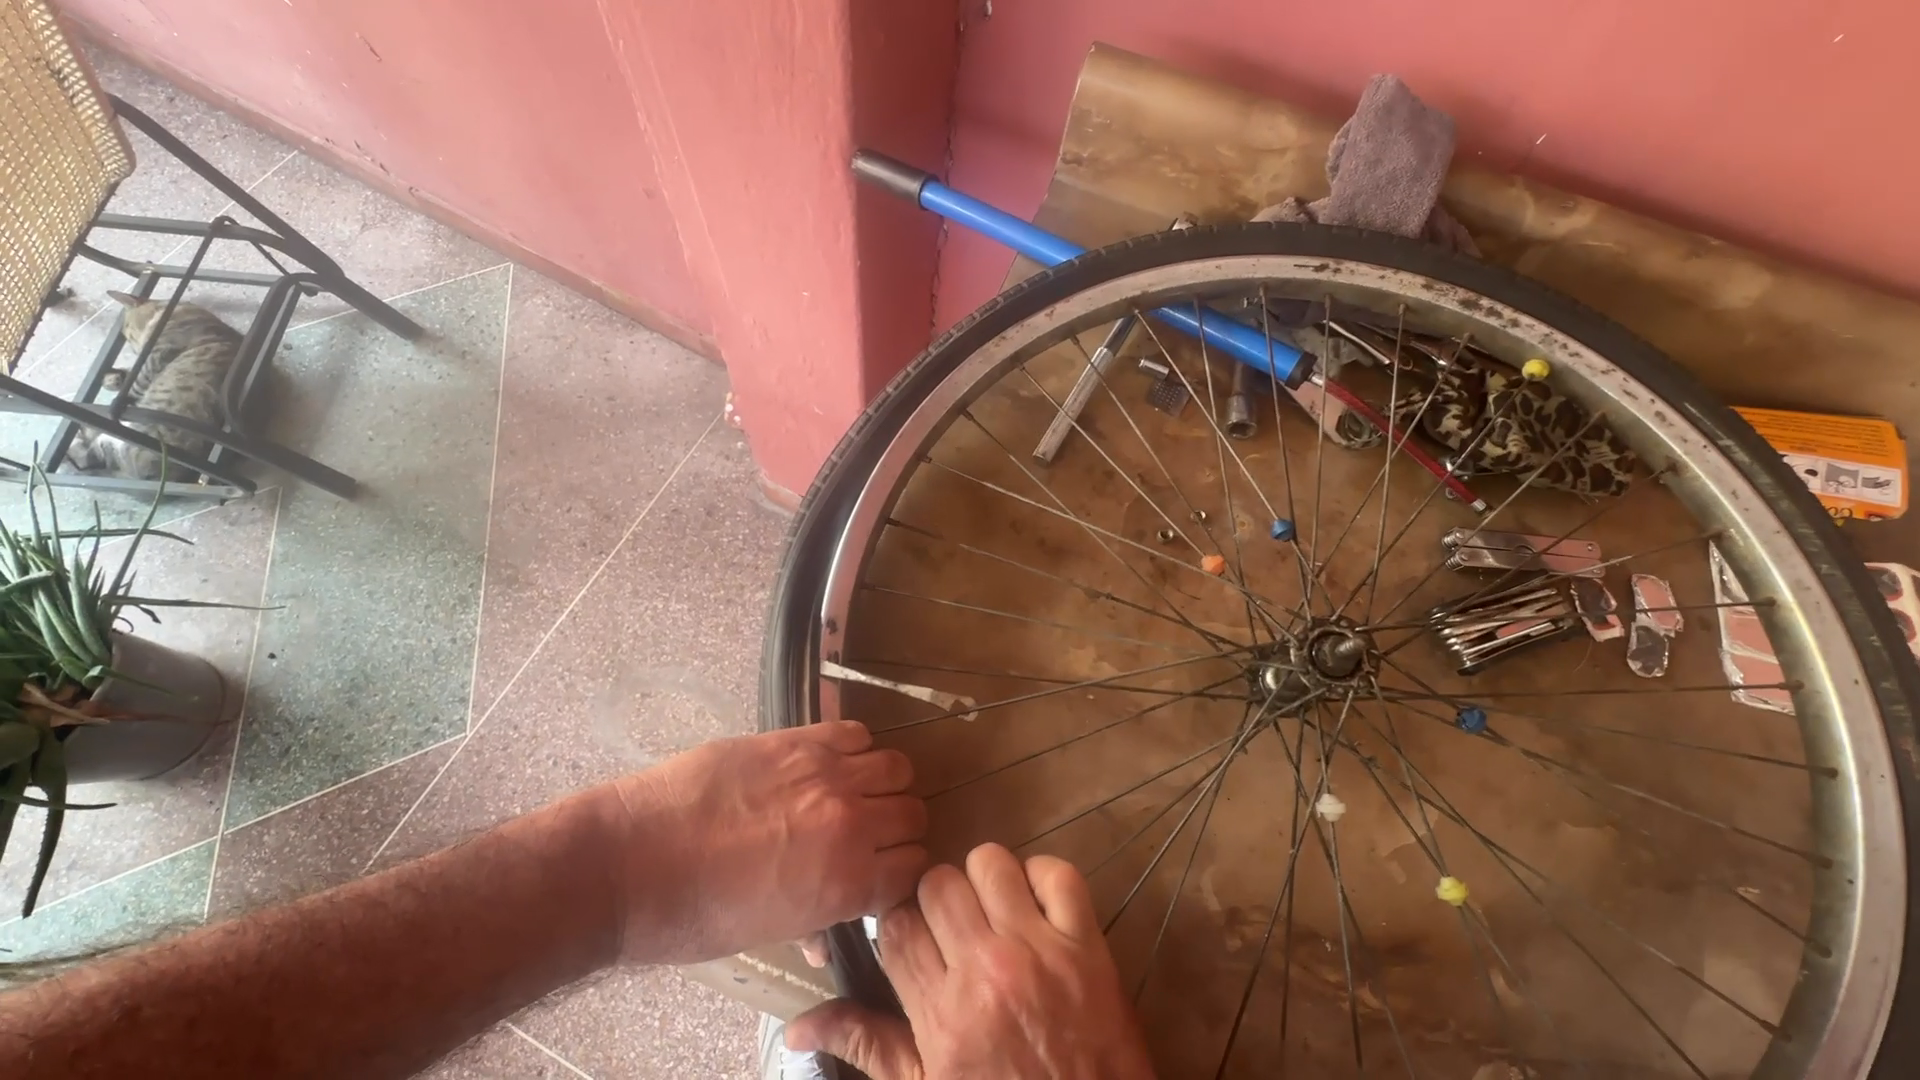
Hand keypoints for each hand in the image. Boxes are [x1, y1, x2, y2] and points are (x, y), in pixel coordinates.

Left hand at [598, 722, 926, 963]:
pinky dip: (853, 749)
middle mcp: (851, 822)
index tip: (885, 873)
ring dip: (883, 785)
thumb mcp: (767, 935)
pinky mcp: (797, 739)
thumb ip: (816, 923)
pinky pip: (855, 732)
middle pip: (914, 813)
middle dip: (898, 829)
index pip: (916, 868)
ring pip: (896, 767)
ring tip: (853, 794)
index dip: (902, 873)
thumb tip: (829, 933)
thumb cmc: (692, 916)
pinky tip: (828, 765)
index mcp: (847, 883)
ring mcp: (826, 773)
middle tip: (869, 834)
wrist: (629, 861)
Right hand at [786, 844, 1156, 1079]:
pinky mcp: (1087, 943)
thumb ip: (867, 1044)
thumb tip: (796, 1023)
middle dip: (938, 899)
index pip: (896, 924)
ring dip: (986, 881)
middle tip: (954, 927)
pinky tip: (1037, 905)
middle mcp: (984, 969)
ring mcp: (1039, 950)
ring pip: (990, 862)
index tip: (916, 938)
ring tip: (994, 912)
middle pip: (937, 883)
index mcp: (940, 1009)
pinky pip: (1057, 873)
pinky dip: (1044, 878)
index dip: (901, 923)